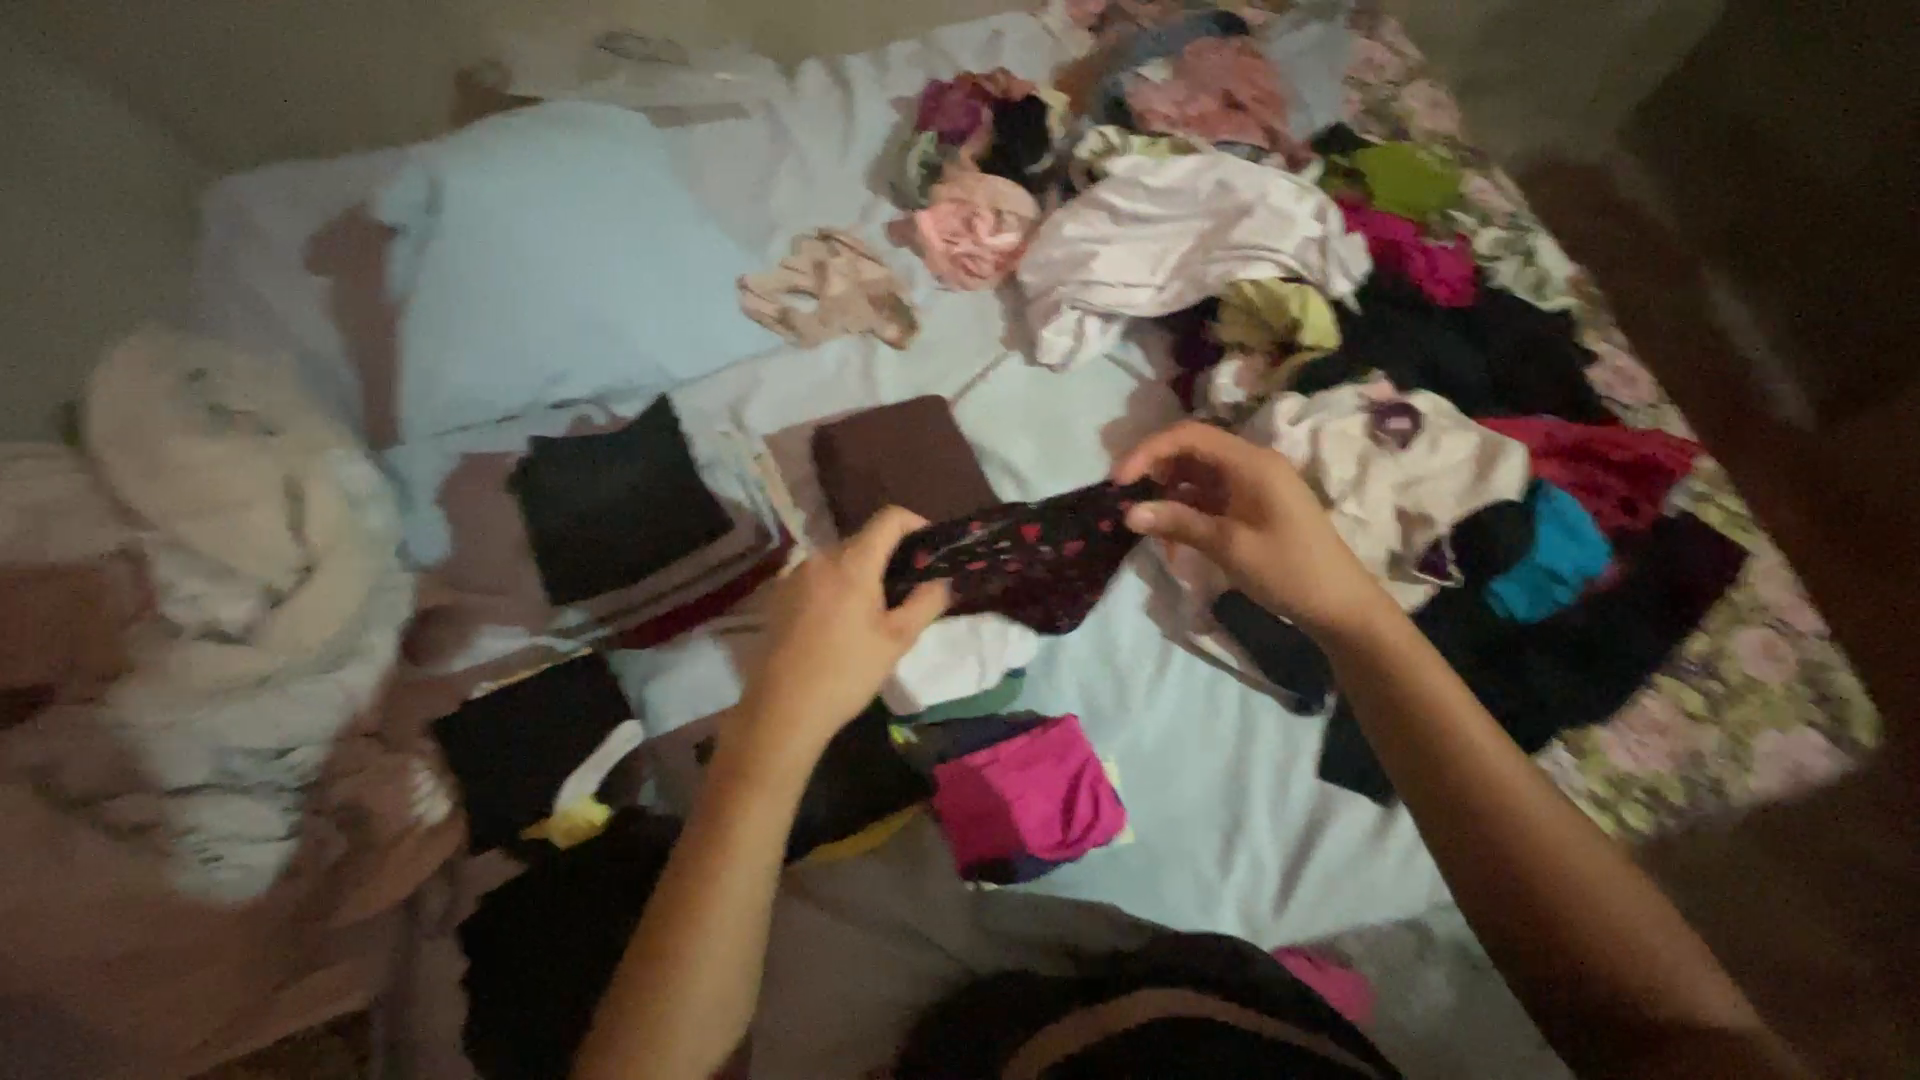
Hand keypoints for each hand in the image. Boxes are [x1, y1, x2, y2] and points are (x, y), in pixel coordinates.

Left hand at [735, 507, 950, 755]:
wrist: (784, 709)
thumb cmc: (847, 672)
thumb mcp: (898, 640)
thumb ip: (927, 602)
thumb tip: (945, 581)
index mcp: (853, 563)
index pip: (889, 518)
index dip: (915, 524)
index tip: (928, 549)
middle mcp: (820, 558)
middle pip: (863, 540)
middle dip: (888, 557)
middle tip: (905, 591)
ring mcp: (794, 575)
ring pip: (838, 560)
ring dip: (859, 574)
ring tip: (871, 612)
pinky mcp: (778, 594)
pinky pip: (816, 577)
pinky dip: (834, 587)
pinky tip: (837, 623)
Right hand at [1113, 420, 1390, 637]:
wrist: (1339, 605)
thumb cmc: (1289, 571)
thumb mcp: (1229, 546)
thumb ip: (1178, 522)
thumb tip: (1128, 512)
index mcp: (1252, 462)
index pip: (1190, 436)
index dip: (1149, 451)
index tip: (1119, 481)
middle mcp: (1251, 464)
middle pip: (1191, 450)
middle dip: (1155, 471)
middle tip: (1126, 500)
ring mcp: (1253, 485)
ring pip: (1197, 475)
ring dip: (1168, 494)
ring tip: (1146, 523)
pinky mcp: (1252, 506)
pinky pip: (1209, 496)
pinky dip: (1186, 511)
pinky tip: (1172, 538)